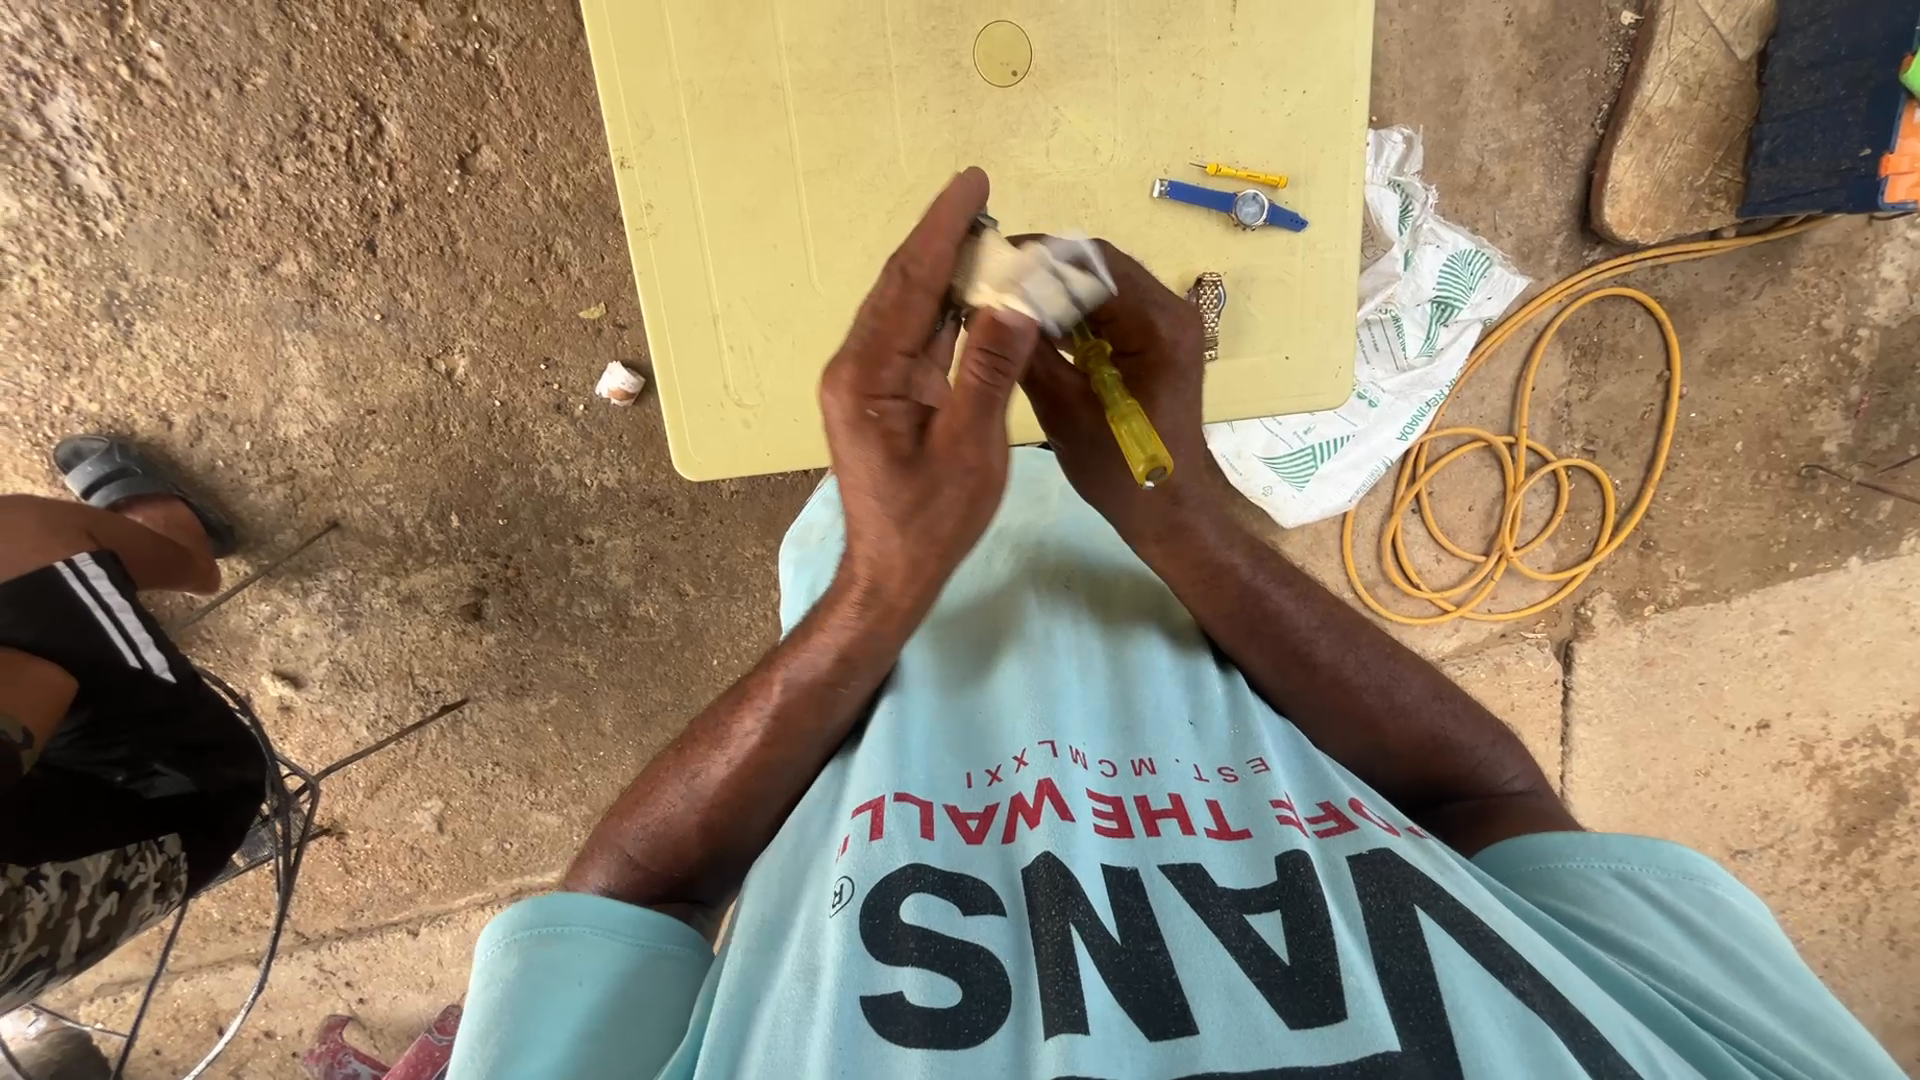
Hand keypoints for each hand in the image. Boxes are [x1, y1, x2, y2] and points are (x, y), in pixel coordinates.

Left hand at [820, 168, 1039, 615]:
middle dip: (941, 241)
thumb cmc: (931, 521)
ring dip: (943, 272)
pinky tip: (970, 294)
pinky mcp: (880, 397)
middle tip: (983, 197)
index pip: (909, 284)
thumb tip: (1015, 299)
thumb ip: (988, 371)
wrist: (892, 571)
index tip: (973, 182)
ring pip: (905, 311)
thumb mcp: (969, 449)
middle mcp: (856, 368)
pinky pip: (912, 340)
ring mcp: (865, 382)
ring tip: (984, 235)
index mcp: (867, 375)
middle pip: (900, 288)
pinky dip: (942, 312)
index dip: (942, 230)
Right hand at [1016, 240, 1222, 548]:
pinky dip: (1072, 313)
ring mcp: (1167, 325)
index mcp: (1156, 325)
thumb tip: (987, 307)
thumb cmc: (1120, 470)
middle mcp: (1170, 311)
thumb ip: (1028, 353)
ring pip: (1101, 285)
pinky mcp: (1157, 341)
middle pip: (1098, 267)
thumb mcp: (1064, 411)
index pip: (1091, 263)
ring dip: (1054, 291)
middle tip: (991, 286)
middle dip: (1042, 272)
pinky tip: (1036, 329)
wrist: (1167, 508)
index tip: (989, 267)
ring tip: (1006, 305)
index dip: (1036, 257)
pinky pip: (1109, 310)